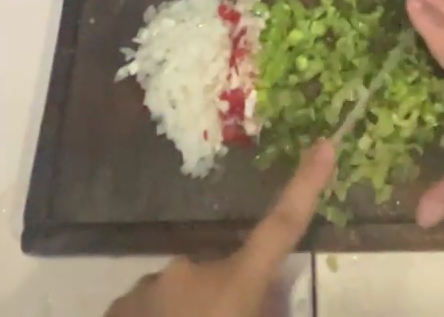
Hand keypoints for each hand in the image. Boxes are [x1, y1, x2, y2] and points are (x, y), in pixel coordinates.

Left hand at [105, 140, 335, 316]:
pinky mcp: (118, 308)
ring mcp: (150, 287)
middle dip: (230, 308)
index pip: (281, 226)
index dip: (306, 184)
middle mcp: (192, 270)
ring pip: (184, 301)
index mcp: (233, 284)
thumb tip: (272, 300)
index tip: (324, 143)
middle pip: (224, 281)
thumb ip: (265, 307)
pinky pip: (150, 313)